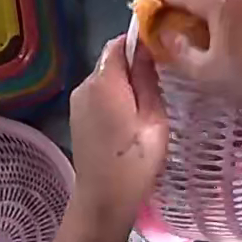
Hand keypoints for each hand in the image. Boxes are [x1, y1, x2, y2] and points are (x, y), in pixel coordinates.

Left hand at [67, 36, 168, 229]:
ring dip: (126, 82)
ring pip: (105, 78)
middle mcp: (84, 85)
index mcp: (103, 81)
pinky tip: (132, 115)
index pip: (118, 44)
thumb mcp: (153, 119)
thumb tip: (147, 49)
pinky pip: (99, 95)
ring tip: (151, 99)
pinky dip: (116, 96)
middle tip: (164, 77)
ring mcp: (77, 102)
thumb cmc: (134, 162)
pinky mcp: (77, 117)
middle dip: (135, 63)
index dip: (139, 41)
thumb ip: (148, 80)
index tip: (162, 48)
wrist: (103, 200)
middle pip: (111, 60)